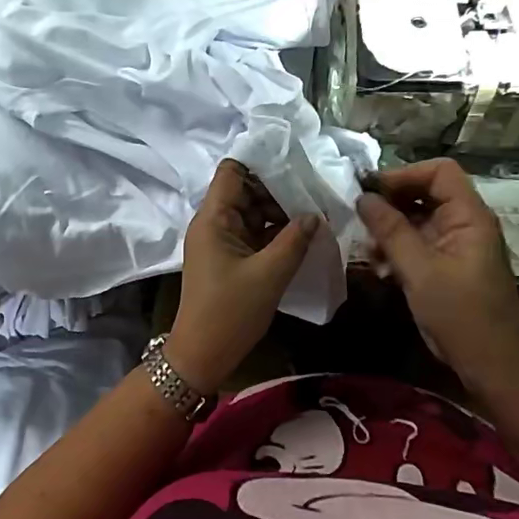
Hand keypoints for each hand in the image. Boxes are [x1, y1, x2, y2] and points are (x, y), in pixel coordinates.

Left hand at [169, 159, 322, 390]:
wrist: (203, 355)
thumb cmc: (230, 312)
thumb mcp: (269, 274)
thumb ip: (294, 240)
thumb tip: (315, 215)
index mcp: (213, 219)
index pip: (233, 172)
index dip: (261, 164)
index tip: (296, 166)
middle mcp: (214, 223)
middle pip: (245, 190)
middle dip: (278, 190)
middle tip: (314, 193)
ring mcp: (221, 241)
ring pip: (252, 212)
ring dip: (279, 212)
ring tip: (314, 214)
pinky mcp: (229, 258)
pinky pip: (253, 234)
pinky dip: (274, 232)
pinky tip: (302, 236)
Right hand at [356, 158, 518, 379]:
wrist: (493, 366)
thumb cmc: (461, 315)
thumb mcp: (419, 271)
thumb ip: (390, 230)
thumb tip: (362, 198)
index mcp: (469, 216)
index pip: (439, 172)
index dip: (403, 174)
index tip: (369, 191)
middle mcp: (465, 224)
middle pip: (426, 194)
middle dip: (391, 205)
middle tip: (361, 221)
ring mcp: (457, 246)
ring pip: (418, 221)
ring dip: (391, 231)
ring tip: (369, 252)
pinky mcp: (448, 267)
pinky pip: (419, 245)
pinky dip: (398, 251)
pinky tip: (381, 269)